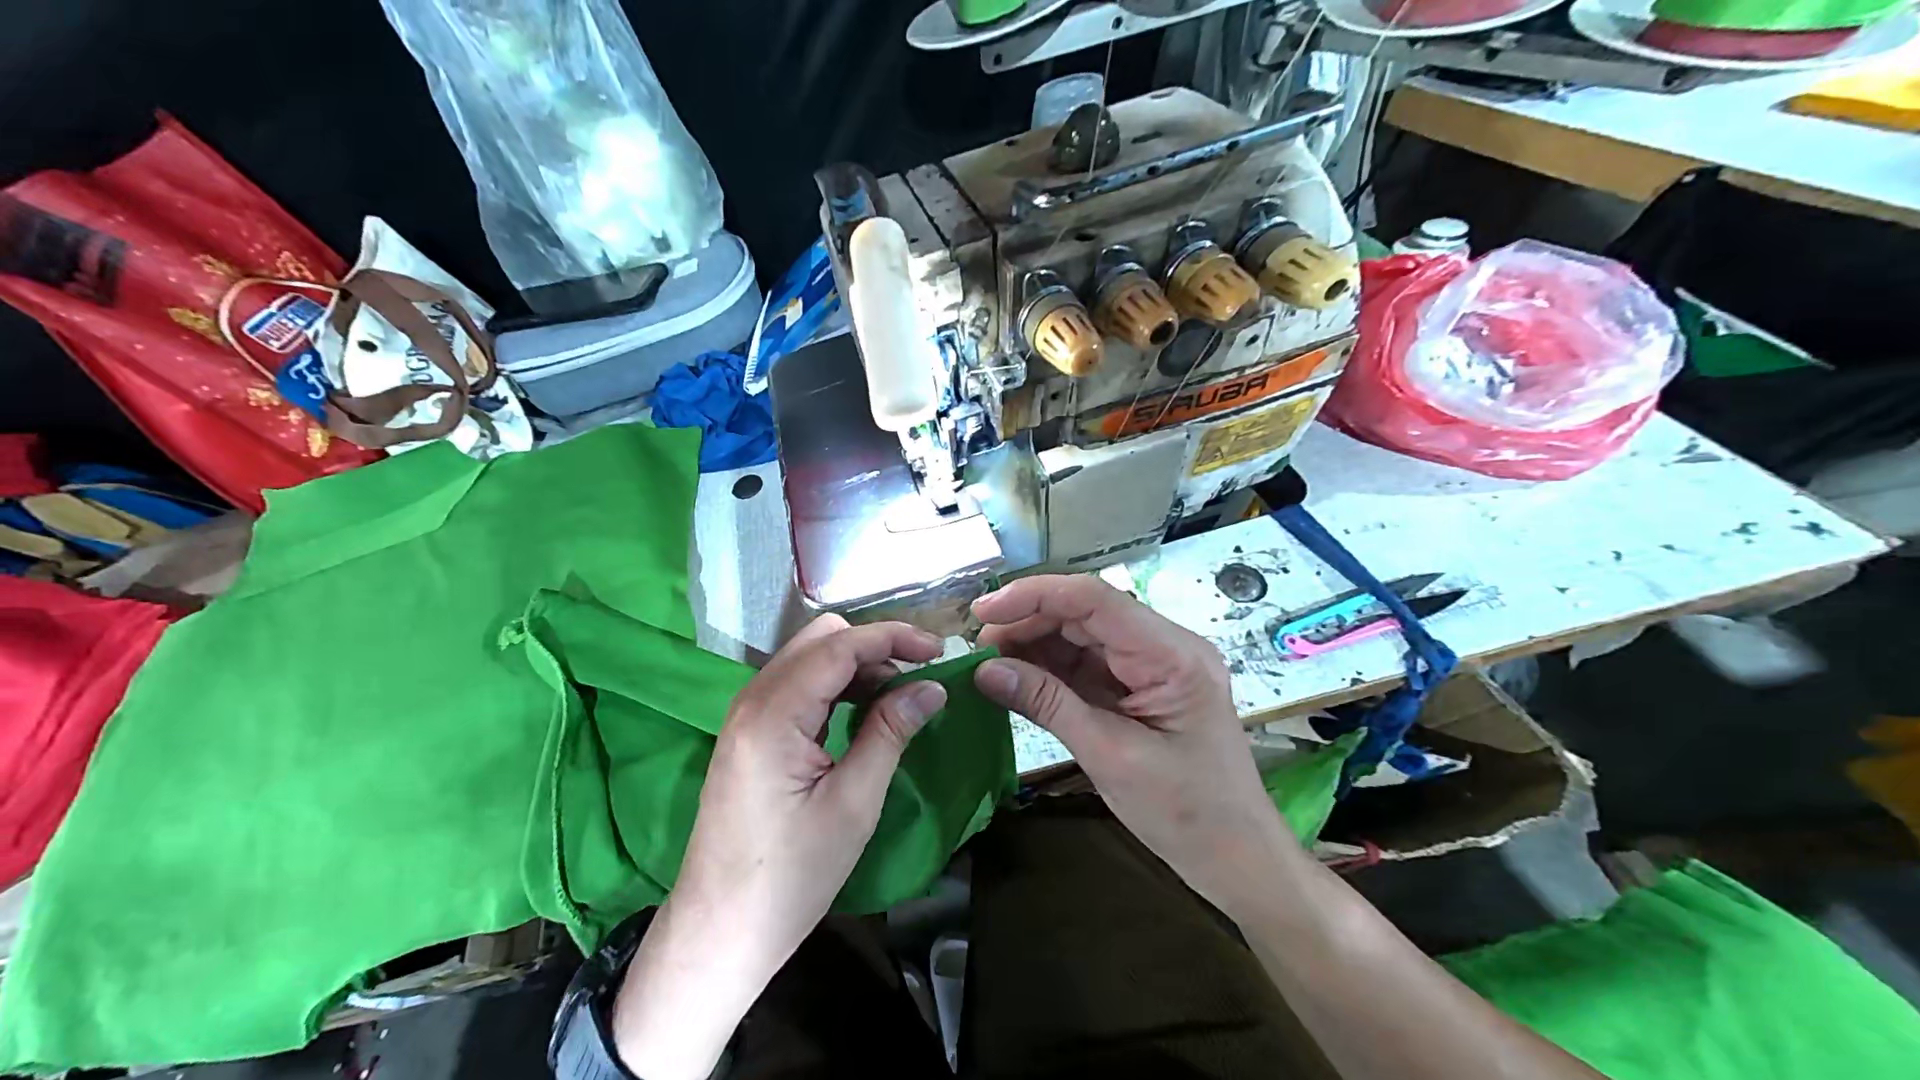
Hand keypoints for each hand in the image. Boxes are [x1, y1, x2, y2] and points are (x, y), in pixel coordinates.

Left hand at [610, 614, 946, 1079]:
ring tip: (899, 695)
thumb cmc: (791, 875)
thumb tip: (932, 687)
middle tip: (918, 676)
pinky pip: (797, 685)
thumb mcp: (853, 804)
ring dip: (856, 664)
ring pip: (808, 658)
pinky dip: (834, 685)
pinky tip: (863, 710)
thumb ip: (890, 732)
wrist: (720, 931)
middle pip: (820, 639)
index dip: (893, 638)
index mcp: (773, 713)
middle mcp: (753, 699)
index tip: (939, 652)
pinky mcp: (749, 733)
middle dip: (874, 646)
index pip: (839, 646)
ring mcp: (746, 715)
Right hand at [970, 575, 1296, 913]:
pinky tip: (1016, 676)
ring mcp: (1152, 665)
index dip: (1034, 595)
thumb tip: (984, 670)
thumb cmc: (1186, 813)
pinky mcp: (1140, 686)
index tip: (982, 610)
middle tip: (977, 647)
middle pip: (1085, 612)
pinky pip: (1087, 663)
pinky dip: (1049, 667)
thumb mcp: (1110, 757)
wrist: (1237, 857)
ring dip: (1034, 643)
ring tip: (988, 662)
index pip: (1095, 600)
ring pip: (1082, 635)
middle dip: (1028, 621)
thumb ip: (1048, 705)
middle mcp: (1164, 647)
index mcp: (1172, 655)